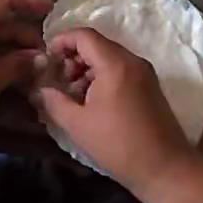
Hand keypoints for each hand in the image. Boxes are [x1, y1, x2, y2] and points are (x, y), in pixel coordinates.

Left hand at [0, 0, 51, 137]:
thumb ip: (20, 64)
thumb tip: (42, 59)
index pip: (5, 1)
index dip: (30, 2)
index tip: (51, 9)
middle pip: (1, 23)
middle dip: (26, 36)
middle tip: (46, 54)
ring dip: (15, 51)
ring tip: (34, 68)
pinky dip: (1, 60)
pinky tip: (15, 77)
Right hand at [31, 27, 202, 192]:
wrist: (164, 166)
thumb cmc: (118, 144)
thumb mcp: (78, 125)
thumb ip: (54, 102)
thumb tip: (38, 90)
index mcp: (115, 64)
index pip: (85, 35)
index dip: (62, 40)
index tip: (46, 57)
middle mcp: (132, 60)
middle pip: (98, 44)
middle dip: (73, 57)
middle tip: (57, 79)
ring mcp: (144, 71)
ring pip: (109, 57)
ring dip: (87, 68)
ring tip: (72, 94)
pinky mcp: (149, 85)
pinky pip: (121, 69)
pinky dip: (103, 76)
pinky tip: (91, 101)